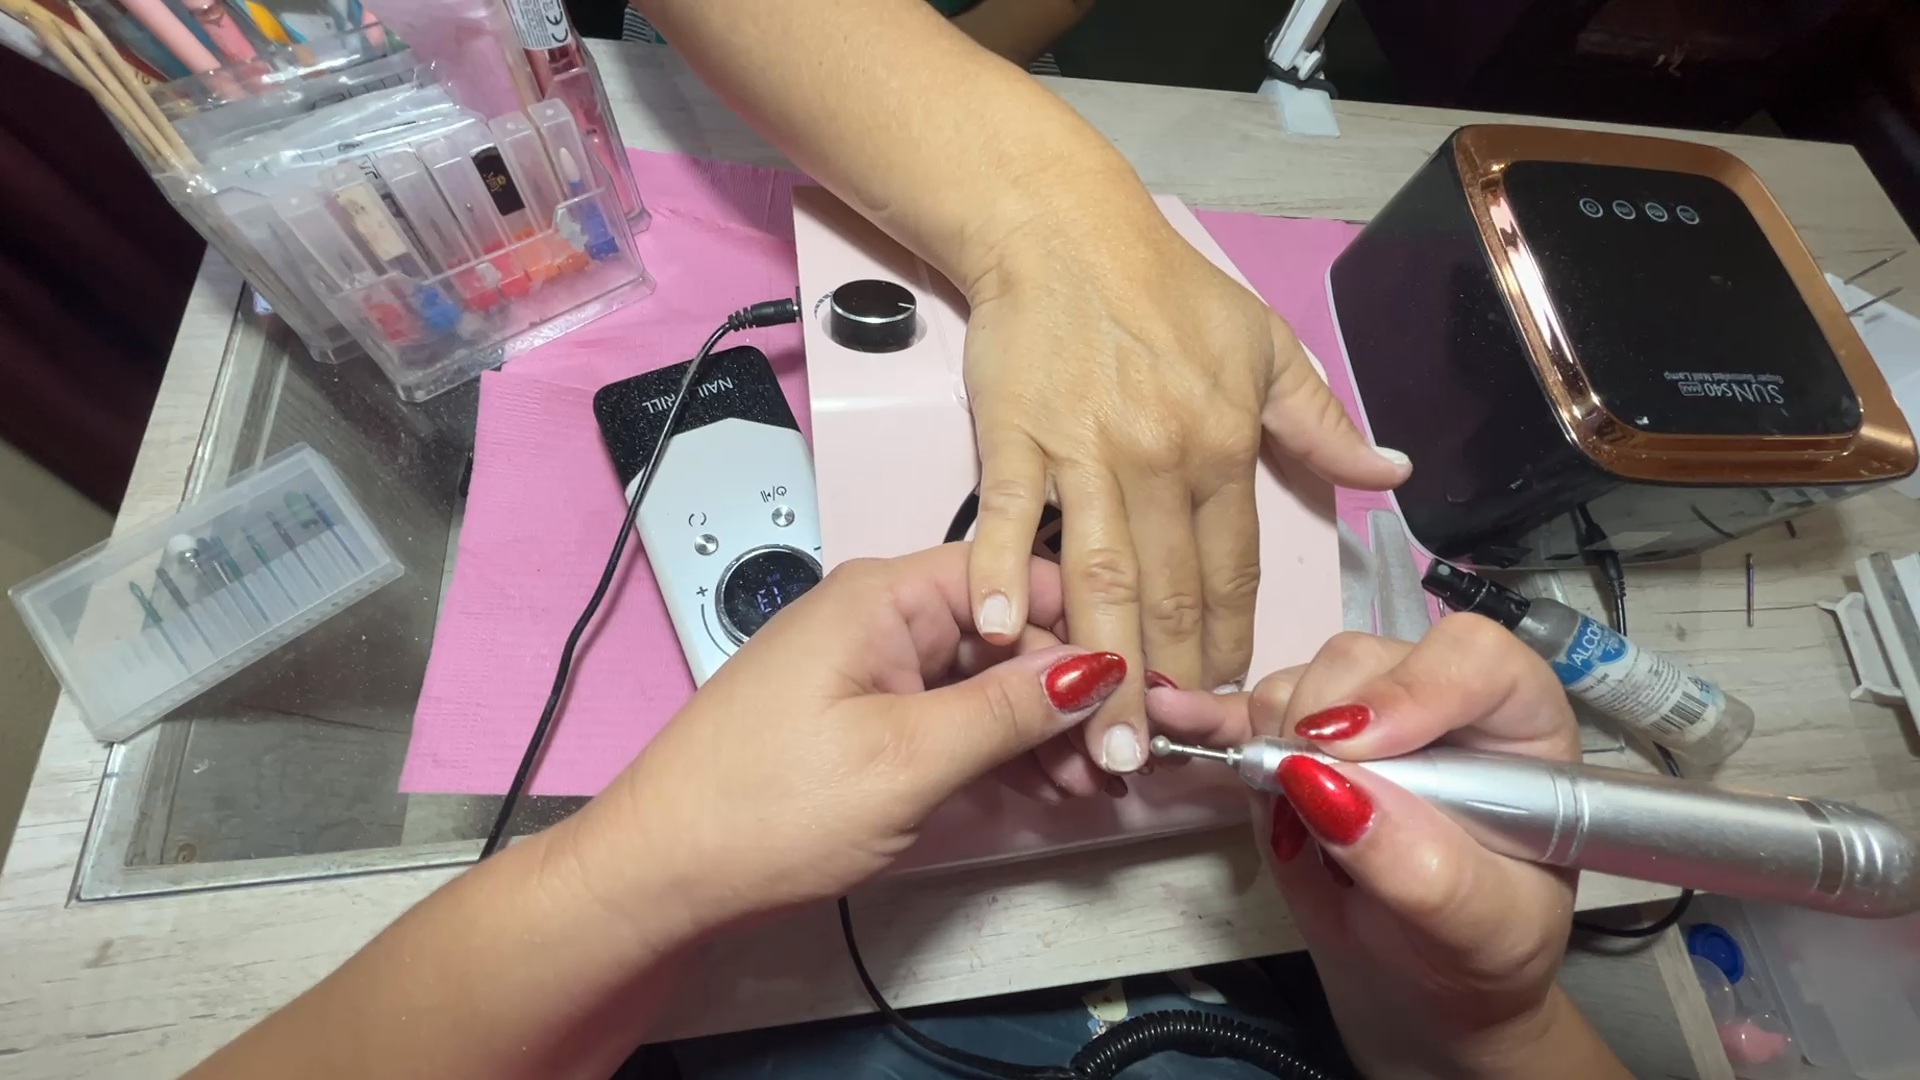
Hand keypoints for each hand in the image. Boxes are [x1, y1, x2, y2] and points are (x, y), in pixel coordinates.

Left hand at [564, 544, 1127, 934]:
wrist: (664, 871)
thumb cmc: (771, 804)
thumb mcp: (905, 758)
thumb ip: (1005, 710)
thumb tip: (1097, 669)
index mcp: (888, 594)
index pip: (1011, 578)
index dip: (1082, 623)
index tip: (1138, 681)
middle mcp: (888, 615)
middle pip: (1006, 634)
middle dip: (1067, 692)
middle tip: (1121, 757)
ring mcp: (882, 666)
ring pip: (988, 680)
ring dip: (1041, 728)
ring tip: (1090, 784)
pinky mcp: (877, 712)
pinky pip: (957, 714)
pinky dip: (1001, 747)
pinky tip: (1044, 785)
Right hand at [961, 212, 1409, 779]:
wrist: (1063, 233)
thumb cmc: (1160, 288)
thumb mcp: (1262, 343)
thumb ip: (1321, 422)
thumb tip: (1392, 477)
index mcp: (1223, 443)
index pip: (1235, 569)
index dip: (1229, 642)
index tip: (1221, 699)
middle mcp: (1161, 458)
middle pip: (1171, 590)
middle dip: (1171, 680)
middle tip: (1162, 756)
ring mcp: (1084, 451)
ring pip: (1104, 572)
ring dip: (1107, 659)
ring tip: (1105, 735)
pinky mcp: (1016, 437)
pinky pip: (1013, 514)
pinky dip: (1007, 570)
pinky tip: (1002, 629)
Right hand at [1148, 616, 1622, 1078]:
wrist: (1413, 977)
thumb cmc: (1472, 954)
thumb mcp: (1477, 928)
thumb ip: (1417, 862)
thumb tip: (1319, 781)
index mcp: (1510, 730)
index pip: (1474, 661)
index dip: (1410, 686)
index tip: (1351, 745)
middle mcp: (1428, 703)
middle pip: (1363, 660)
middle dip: (1320, 721)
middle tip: (1301, 794)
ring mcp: (1350, 714)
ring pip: (1294, 681)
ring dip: (1271, 740)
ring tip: (1287, 820)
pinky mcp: (1288, 737)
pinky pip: (1240, 709)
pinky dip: (1206, 715)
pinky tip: (1173, 712)